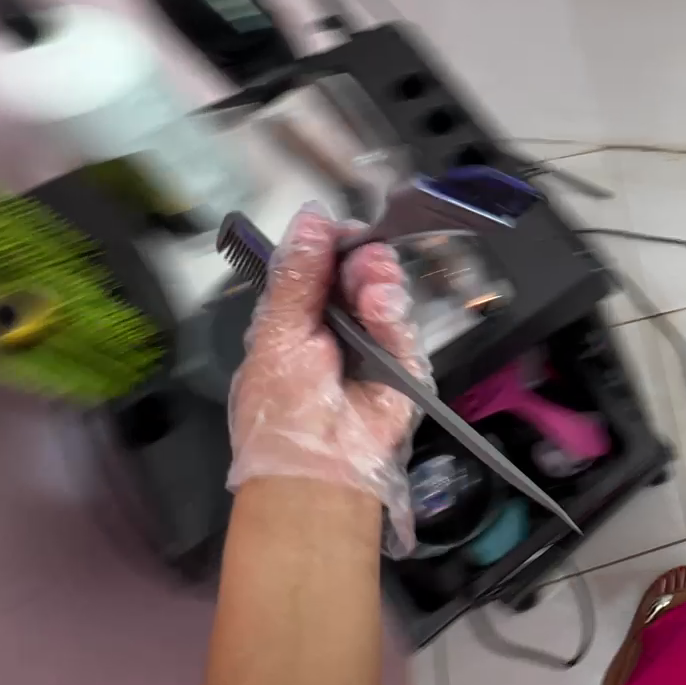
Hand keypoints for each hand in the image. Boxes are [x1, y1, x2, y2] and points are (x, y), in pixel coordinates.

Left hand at [228, 206, 427, 555]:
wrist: (320, 469)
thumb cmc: (283, 408)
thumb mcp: (278, 335)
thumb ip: (298, 276)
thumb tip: (312, 215)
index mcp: (296, 319)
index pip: (319, 268)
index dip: (332, 245)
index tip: (343, 229)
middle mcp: (337, 326)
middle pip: (358, 275)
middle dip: (362, 259)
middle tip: (365, 252)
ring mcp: (375, 345)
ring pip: (387, 294)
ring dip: (381, 282)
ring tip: (376, 287)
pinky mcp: (408, 363)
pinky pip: (406, 327)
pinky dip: (395, 314)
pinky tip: (384, 308)